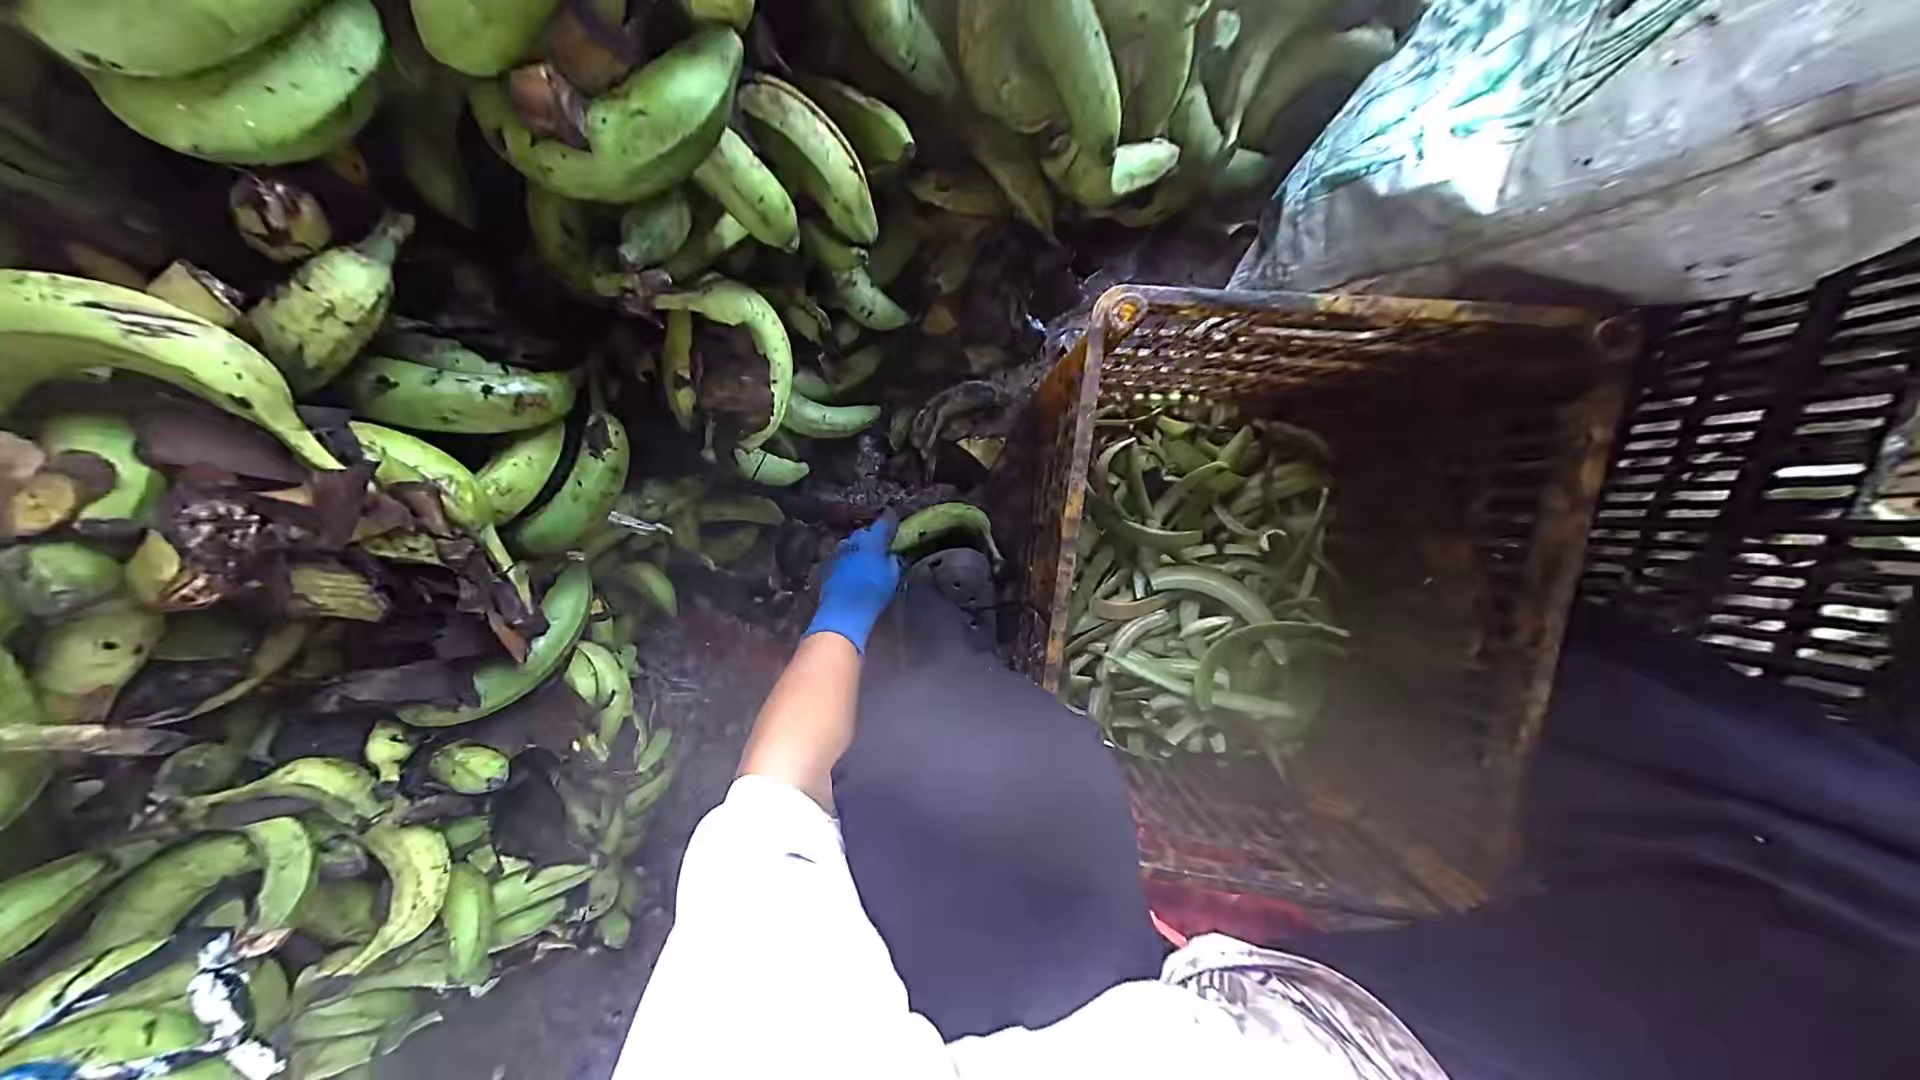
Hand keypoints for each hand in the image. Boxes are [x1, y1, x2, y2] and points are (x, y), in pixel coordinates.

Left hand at [803, 512, 901, 652]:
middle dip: (871, 537)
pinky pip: (839, 558)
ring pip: (850, 545)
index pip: (883, 523)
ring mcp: (836, 553)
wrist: (842, 612)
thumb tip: (891, 555)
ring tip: (864, 559)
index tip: (893, 516)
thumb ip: (893, 562)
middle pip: (864, 534)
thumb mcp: (892, 578)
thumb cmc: (873, 593)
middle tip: (879, 545)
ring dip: (857, 549)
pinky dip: (846, 561)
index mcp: (872, 541)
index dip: (890, 519)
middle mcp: (852, 542)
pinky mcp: (826, 566)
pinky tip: (849, 571)